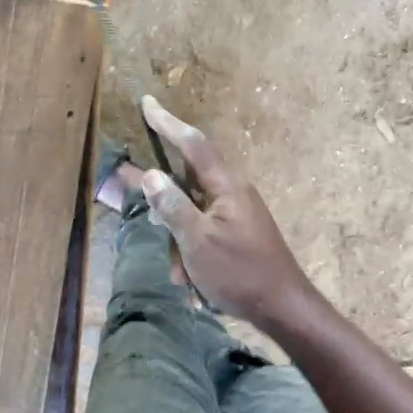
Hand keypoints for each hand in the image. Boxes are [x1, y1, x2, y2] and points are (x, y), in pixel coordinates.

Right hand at [138, 96, 315, 326]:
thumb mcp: (197, 241)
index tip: (146, 103)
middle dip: (161, 202)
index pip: (192, 144)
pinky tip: (194, 286)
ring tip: (182, 275)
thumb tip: (150, 174)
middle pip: (185, 181)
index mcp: (226, 185)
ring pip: (191, 215)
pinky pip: (203, 234)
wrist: (284, 309)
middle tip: (128, 191)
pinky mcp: (237, 235)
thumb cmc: (240, 273)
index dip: (167, 123)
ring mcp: (236, 214)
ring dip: (179, 242)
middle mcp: (232, 192)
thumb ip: (172, 206)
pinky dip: (192, 255)